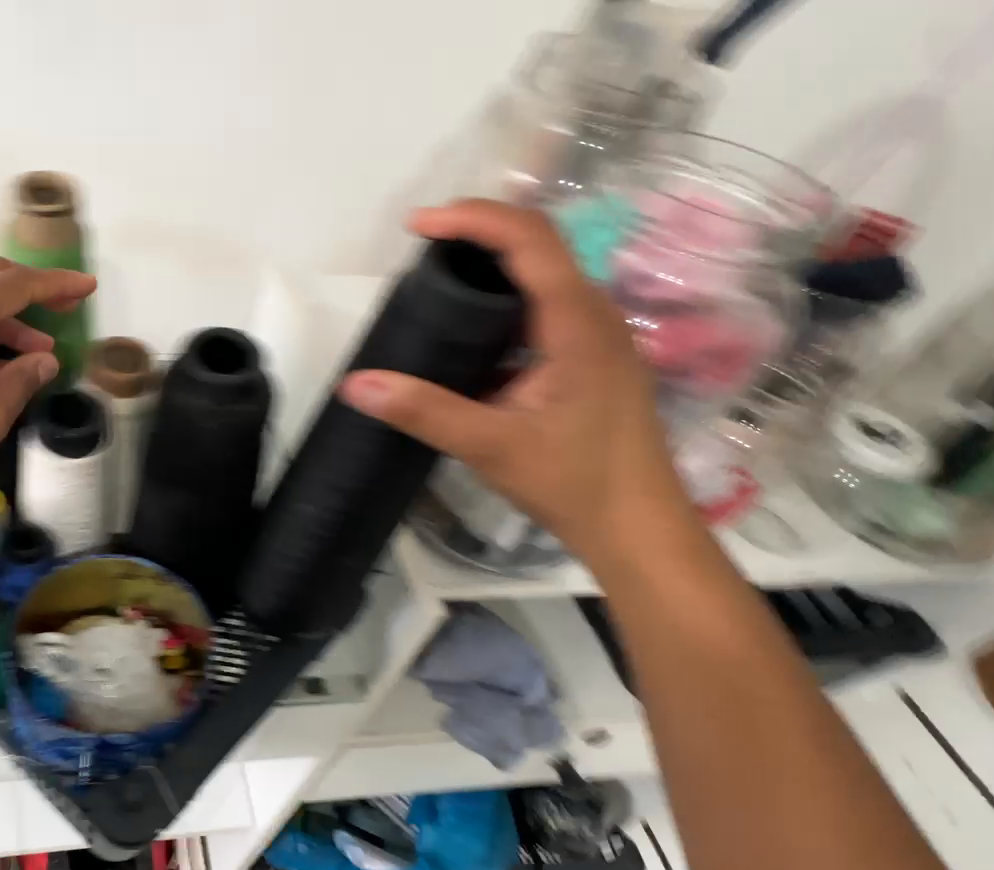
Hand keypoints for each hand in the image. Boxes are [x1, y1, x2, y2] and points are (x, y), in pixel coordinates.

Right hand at [338, 200, 696, 563]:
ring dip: (493, 272)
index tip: (418, 225)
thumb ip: (424, 411)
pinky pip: (547, 312)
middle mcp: (595, 316)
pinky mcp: (594, 361)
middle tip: (422, 254)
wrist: (637, 526)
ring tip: (439, 288)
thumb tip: (355, 385)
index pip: (529, 238)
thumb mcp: (491, 446)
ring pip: (545, 280)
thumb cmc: (573, 482)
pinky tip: (473, 338)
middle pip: (539, 248)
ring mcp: (599, 339)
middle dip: (478, 238)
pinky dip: (505, 307)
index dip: (473, 219)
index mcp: (577, 322)